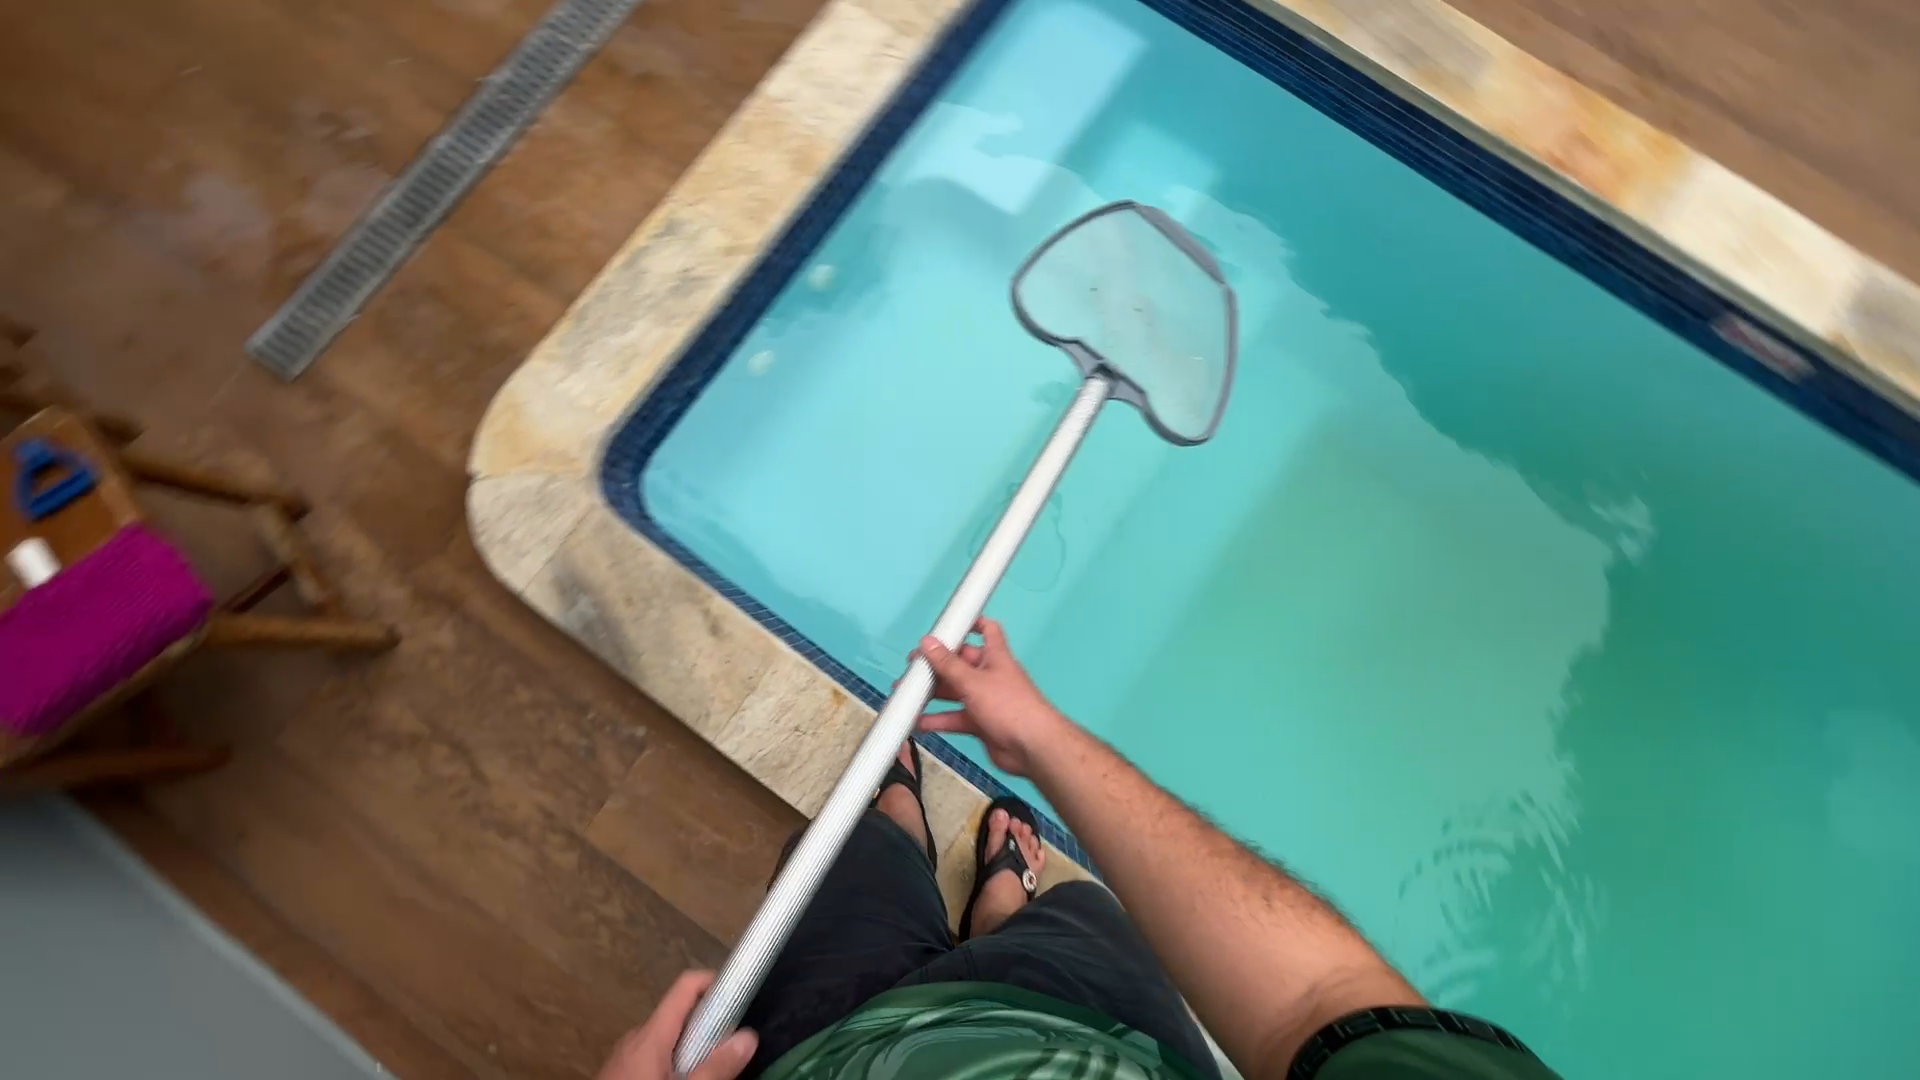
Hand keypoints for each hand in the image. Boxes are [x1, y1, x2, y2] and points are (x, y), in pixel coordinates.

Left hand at [598, 971, 757, 1079]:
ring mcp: (623, 1058)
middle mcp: (635, 1038)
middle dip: (707, 1028)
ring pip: (667, 1040)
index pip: (686, 985)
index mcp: (650, 1034)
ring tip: (705, 1074)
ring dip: (690, 1050)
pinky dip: (671, 1065)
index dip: (714, 982)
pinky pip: (652, 1058)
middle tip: (727, 1051)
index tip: (738, 999)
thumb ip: (715, 1068)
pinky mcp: (618, 1075)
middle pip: (679, 1015)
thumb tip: (750, 1035)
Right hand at [915, 617, 1069, 776]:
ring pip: (954, 692)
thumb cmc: (1007, 705)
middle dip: (937, 665)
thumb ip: (948, 664)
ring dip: (932, 692)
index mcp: (995, 656)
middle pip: (960, 663)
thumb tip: (927, 641)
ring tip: (905, 693)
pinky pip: (955, 717)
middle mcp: (989, 675)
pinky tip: (917, 721)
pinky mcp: (980, 723)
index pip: (986, 630)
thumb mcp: (973, 681)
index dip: (970, 623)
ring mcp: (985, 700)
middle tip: (912, 668)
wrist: (1032, 747)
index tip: (946, 626)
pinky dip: (937, 719)